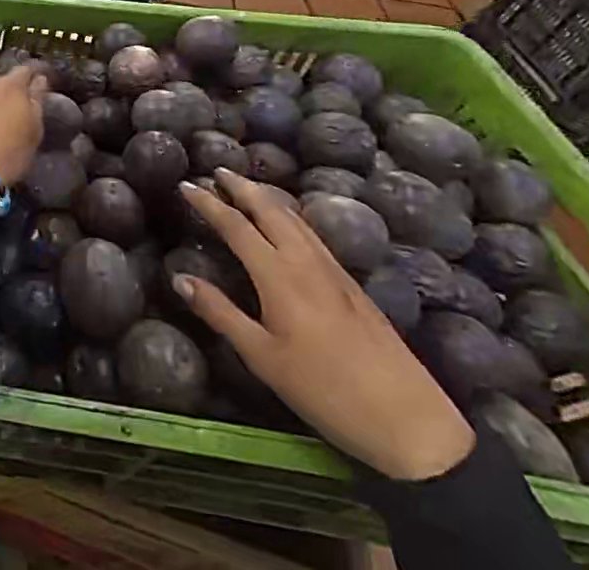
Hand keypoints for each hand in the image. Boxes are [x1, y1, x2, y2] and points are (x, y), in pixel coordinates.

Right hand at [173, 170, 473, 481]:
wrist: (408, 419)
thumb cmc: (323, 389)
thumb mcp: (261, 356)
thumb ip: (220, 313)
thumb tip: (180, 278)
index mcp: (279, 276)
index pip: (236, 226)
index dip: (208, 203)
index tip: (185, 185)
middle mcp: (307, 263)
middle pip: (271, 211)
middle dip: (242, 187)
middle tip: (218, 170)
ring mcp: (334, 272)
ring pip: (296, 220)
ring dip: (268, 198)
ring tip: (247, 187)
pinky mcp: (352, 285)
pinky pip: (314, 235)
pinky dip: (291, 217)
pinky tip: (289, 225)